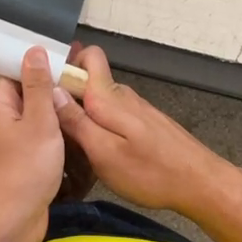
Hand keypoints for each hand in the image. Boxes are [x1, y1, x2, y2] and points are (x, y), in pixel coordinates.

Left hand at [0, 46, 65, 241]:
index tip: (67, 59)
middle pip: (25, 93)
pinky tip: (71, 130)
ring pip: (32, 116)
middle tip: (82, 81)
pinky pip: (34, 136)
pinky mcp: (16, 160)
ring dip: (54, 112)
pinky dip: (51, 132)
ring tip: (83, 102)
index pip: (15, 70)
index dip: (39, 63)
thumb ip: (38, 86)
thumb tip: (34, 50)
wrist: (11, 220)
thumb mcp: (39, 121)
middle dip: (51, 88)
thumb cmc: (26, 168)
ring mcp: (5, 141)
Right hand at [53, 45, 233, 216]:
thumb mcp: (104, 152)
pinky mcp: (144, 123)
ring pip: (99, 99)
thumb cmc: (149, 172)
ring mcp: (135, 108)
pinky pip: (112, 114)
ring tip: (68, 143)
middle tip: (50, 124)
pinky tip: (97, 151)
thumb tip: (51, 91)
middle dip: (66, 94)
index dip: (64, 64)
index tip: (42, 86)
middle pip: (88, 79)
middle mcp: (122, 95)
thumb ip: (76, 121)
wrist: (200, 184)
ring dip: (82, 114)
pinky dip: (99, 125)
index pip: (88, 56)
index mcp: (108, 97)